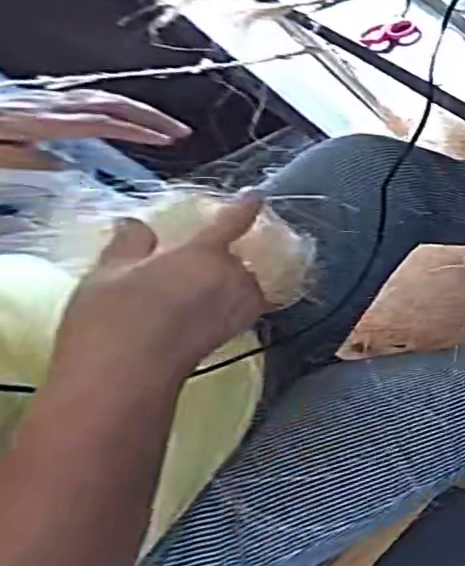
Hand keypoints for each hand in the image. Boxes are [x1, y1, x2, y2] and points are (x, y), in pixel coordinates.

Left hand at [0, 90, 189, 146]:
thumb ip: (22, 159)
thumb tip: (62, 164)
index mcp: (34, 121)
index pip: (102, 123)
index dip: (140, 131)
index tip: (169, 141)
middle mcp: (40, 106)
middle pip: (109, 103)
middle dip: (151, 116)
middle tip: (180, 131)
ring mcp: (32, 100)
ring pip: (97, 96)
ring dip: (135, 108)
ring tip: (159, 122)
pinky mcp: (25, 101)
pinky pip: (78, 98)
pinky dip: (108, 104)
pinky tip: (112, 114)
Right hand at [52, 195, 269, 385]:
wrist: (129, 370)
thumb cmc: (110, 319)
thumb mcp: (107, 275)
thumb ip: (129, 244)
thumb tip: (137, 223)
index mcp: (203, 252)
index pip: (232, 221)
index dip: (245, 206)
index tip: (256, 196)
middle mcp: (235, 269)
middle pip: (227, 257)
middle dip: (204, 265)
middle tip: (165, 286)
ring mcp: (247, 293)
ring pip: (236, 278)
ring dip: (217, 285)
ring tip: (176, 308)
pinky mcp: (251, 316)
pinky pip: (244, 299)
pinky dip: (226, 302)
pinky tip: (196, 318)